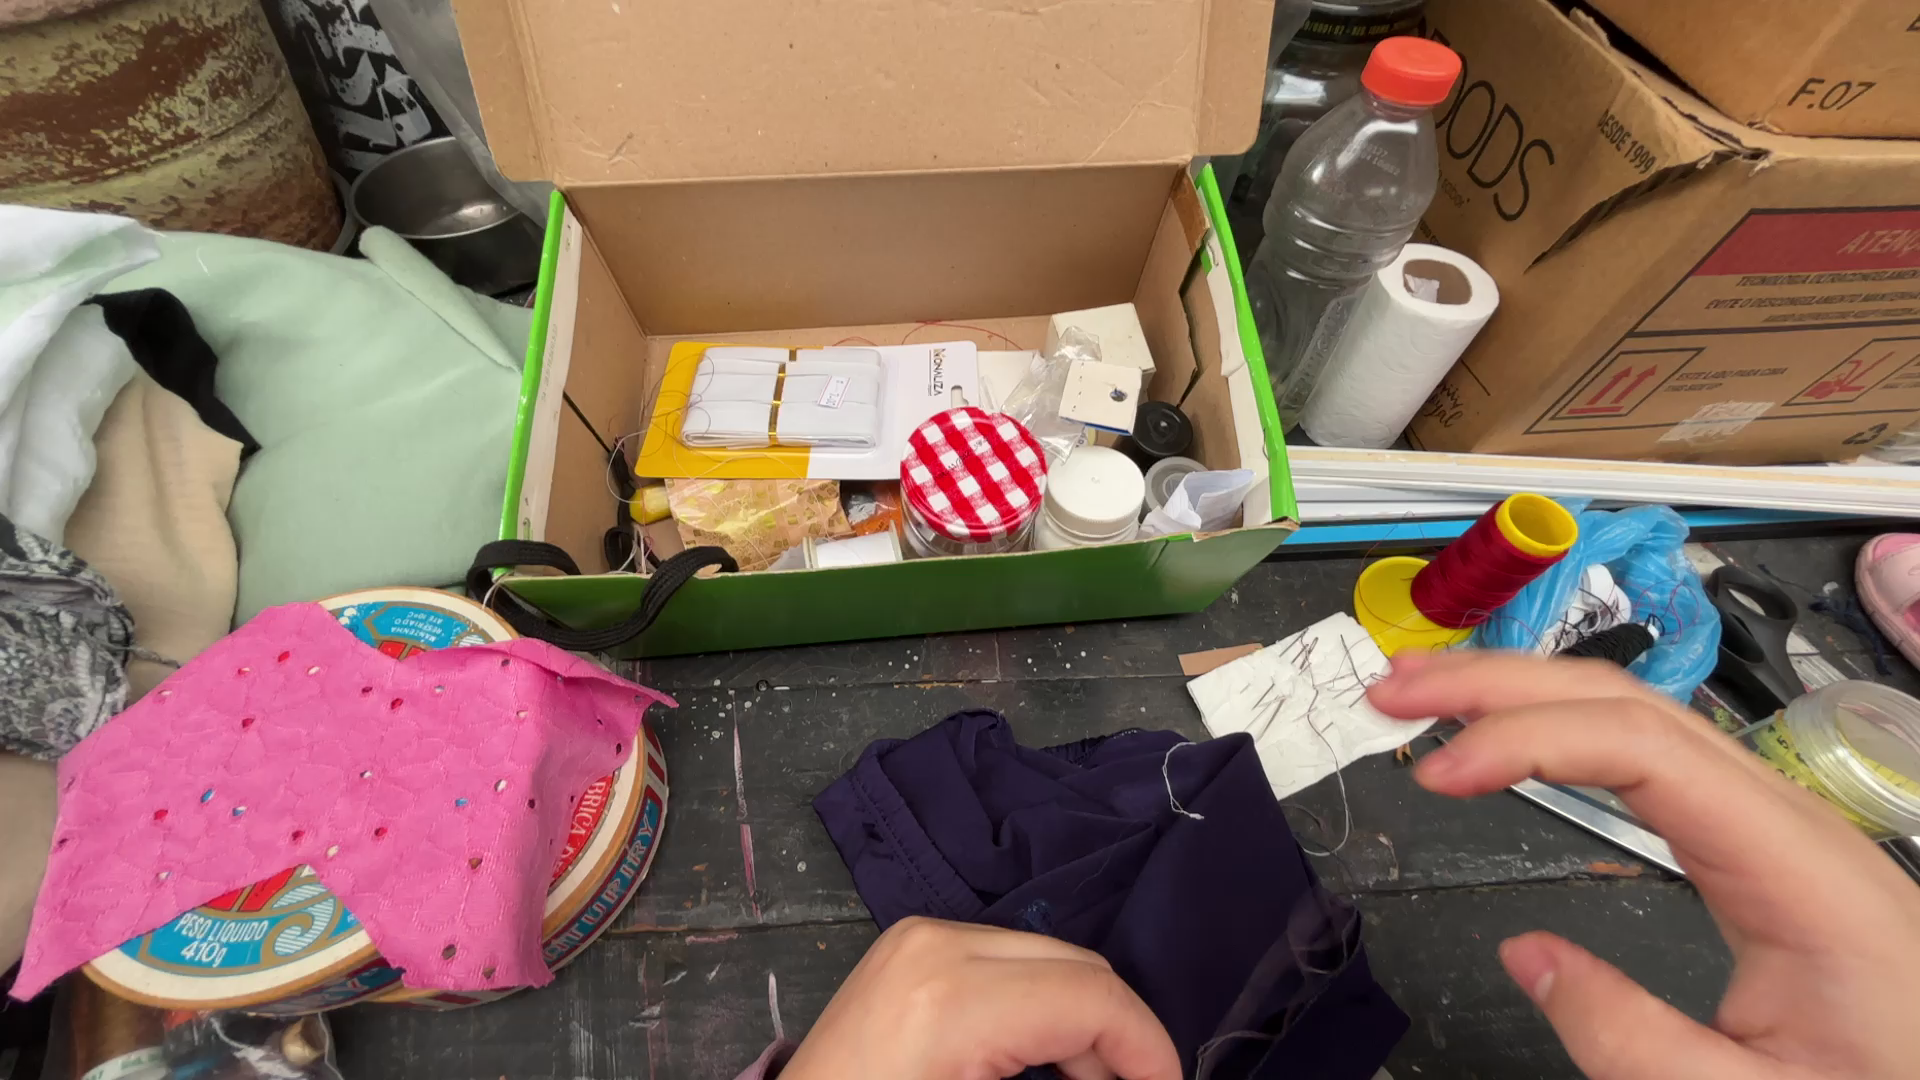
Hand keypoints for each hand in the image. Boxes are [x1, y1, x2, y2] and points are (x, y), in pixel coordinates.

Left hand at [779, 917, 1178, 1079]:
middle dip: (1116, 1034)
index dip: (1147, 1046)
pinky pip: (1004, 957)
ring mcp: (919, 934)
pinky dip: (1037, 1003)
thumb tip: (1137, 1076)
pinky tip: (1037, 1057)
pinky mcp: (912, 943)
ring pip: (1043, 955)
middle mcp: (937, 941)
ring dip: (1077, 1018)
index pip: (1087, 992)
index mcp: (951, 996)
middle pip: (1072, 962)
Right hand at [1368, 650, 1919, 1079]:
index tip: (1430, 776)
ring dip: (1502, 684)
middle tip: (1389, 693)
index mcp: (1796, 864)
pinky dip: (1534, 715)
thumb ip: (1636, 1042)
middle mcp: (1773, 809)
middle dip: (1489, 683)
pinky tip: (1485, 721)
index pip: (1635, 746)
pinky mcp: (1729, 823)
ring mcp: (1751, 808)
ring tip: (1413, 689)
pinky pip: (1619, 738)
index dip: (1518, 740)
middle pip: (1613, 699)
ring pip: (1612, 704)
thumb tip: (1522, 954)